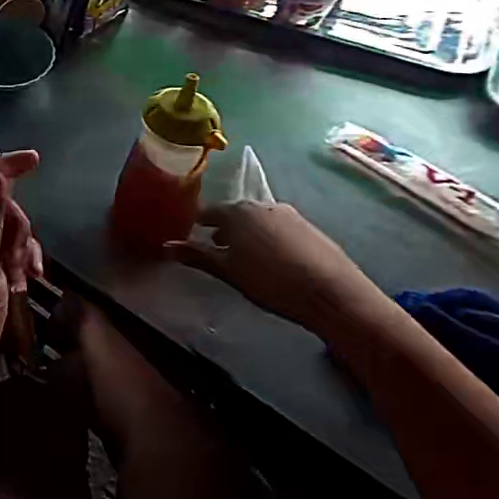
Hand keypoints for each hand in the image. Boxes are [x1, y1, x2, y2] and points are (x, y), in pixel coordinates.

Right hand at [169, 202, 392, 341]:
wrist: (333, 293)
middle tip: (215, 246)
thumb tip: (165, 246)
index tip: (189, 232)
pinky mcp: (309, 228)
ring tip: (245, 256)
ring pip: (258, 220)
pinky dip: (269, 238)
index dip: (197, 222)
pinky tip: (274, 260)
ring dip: (247, 233)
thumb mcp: (228, 271)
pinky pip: (279, 228)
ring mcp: (288, 214)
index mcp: (237, 212)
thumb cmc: (271, 281)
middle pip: (234, 213)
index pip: (208, 211)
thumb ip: (197, 256)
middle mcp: (261, 205)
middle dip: (223, 228)